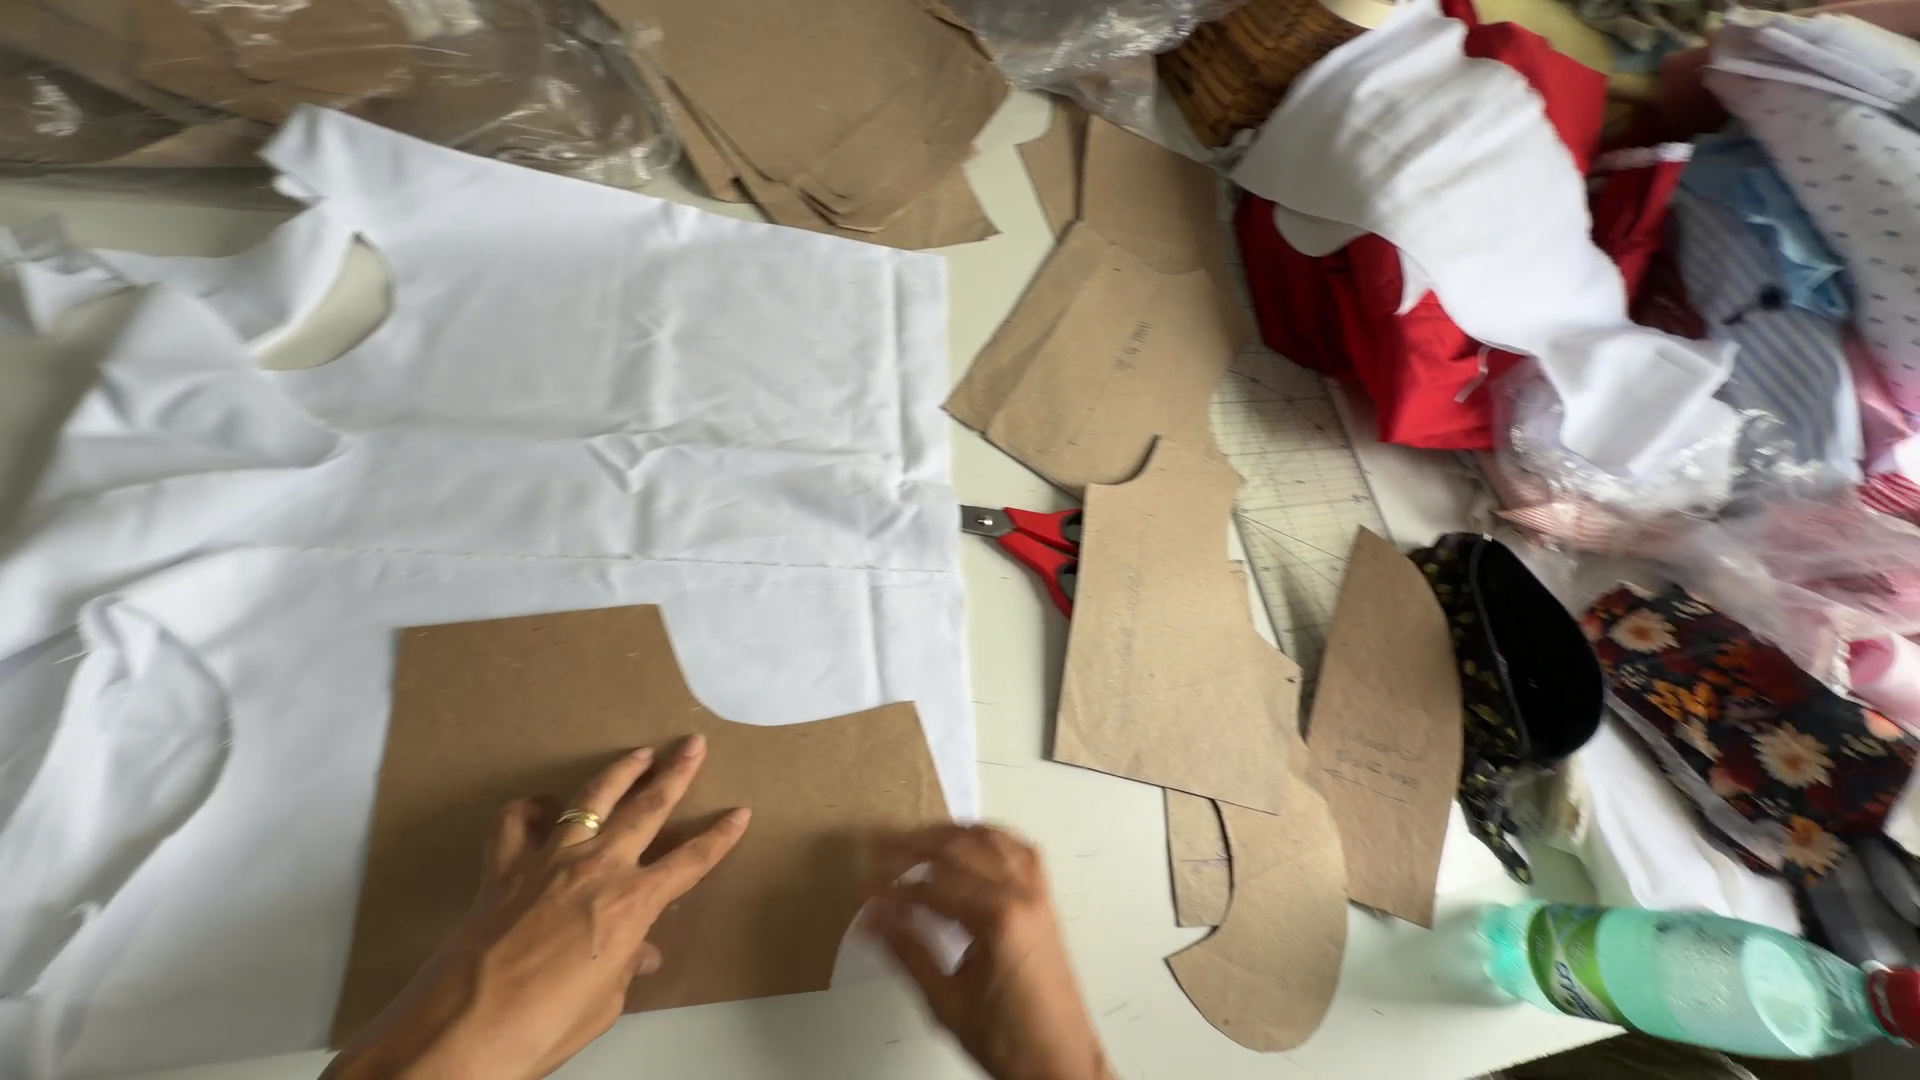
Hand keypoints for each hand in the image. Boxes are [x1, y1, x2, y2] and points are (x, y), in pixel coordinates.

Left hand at [325, 735, 750, 1079]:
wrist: (454, 1041)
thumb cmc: (541, 1030)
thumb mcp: (602, 1004)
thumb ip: (625, 966)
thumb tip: (639, 953)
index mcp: (632, 903)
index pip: (692, 860)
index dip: (720, 836)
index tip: (740, 813)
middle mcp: (598, 867)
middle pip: (649, 806)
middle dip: (677, 772)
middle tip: (694, 743)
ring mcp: (549, 860)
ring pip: (592, 798)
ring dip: (620, 771)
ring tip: (639, 752)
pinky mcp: (504, 867)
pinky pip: (516, 822)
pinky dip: (530, 809)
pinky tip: (542, 807)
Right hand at [868, 825, 1112, 1079]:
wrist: (1061, 1062)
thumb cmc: (1008, 1040)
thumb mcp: (948, 1003)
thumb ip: (909, 952)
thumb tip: (873, 918)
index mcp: (998, 921)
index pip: (933, 887)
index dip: (893, 885)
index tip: (864, 886)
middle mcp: (1021, 895)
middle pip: (960, 849)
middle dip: (914, 845)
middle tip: (879, 847)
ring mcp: (1038, 892)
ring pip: (990, 838)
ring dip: (950, 832)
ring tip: (915, 838)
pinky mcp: (1045, 898)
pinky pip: (1018, 849)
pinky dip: (989, 836)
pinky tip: (969, 839)